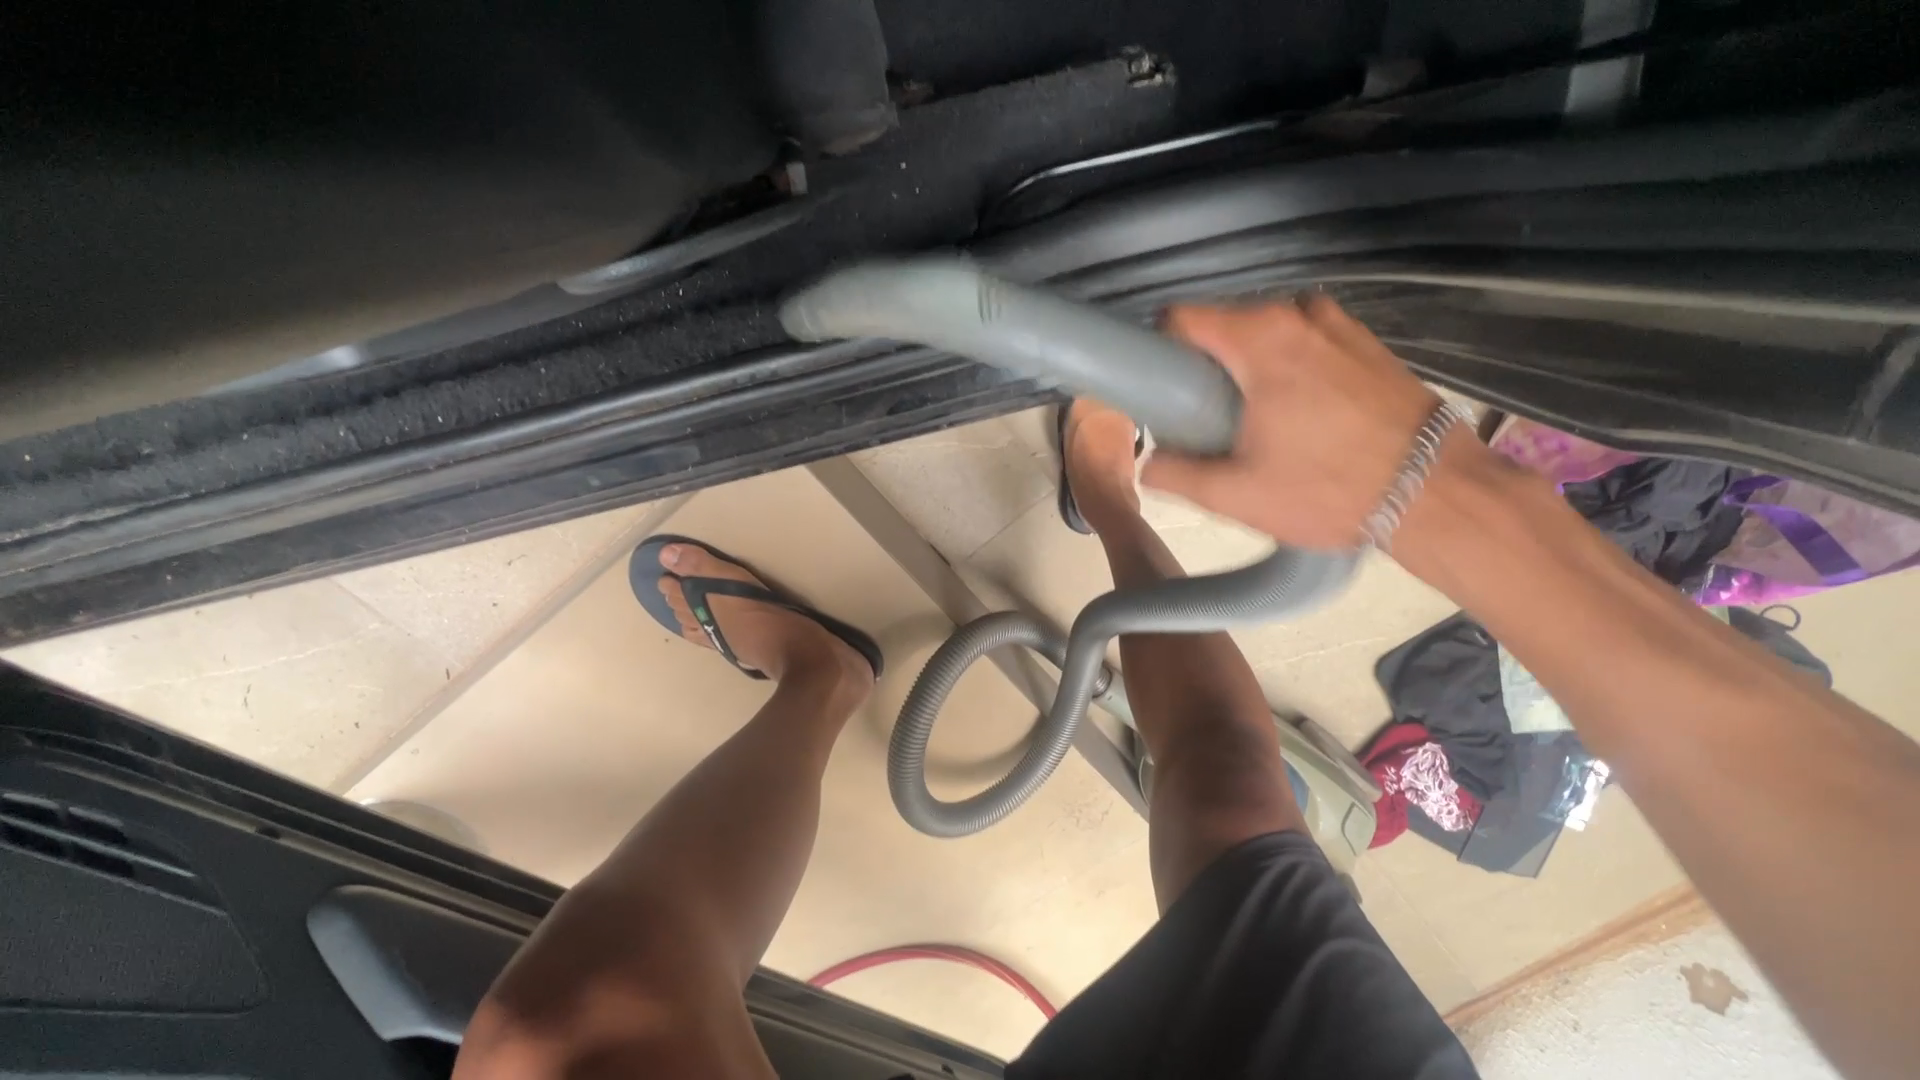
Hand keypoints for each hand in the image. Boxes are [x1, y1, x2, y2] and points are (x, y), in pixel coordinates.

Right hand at [1140, 295, 1440, 549]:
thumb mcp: (1238, 495)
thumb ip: (1177, 475)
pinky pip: (1307, 345)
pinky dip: (1292, 370)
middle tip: (1208, 422)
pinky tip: (1303, 418)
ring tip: (1258, 422)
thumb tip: (1150, 462)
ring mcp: (1340, 324)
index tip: (1163, 392)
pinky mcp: (1368, 343)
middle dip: (1207, 368)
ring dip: (1251, 369)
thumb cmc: (1331, 490)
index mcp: (1261, 339)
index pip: (1181, 319)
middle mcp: (1299, 315)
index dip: (1160, 352)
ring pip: (1268, 336)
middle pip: (1225, 327)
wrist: (1439, 494)